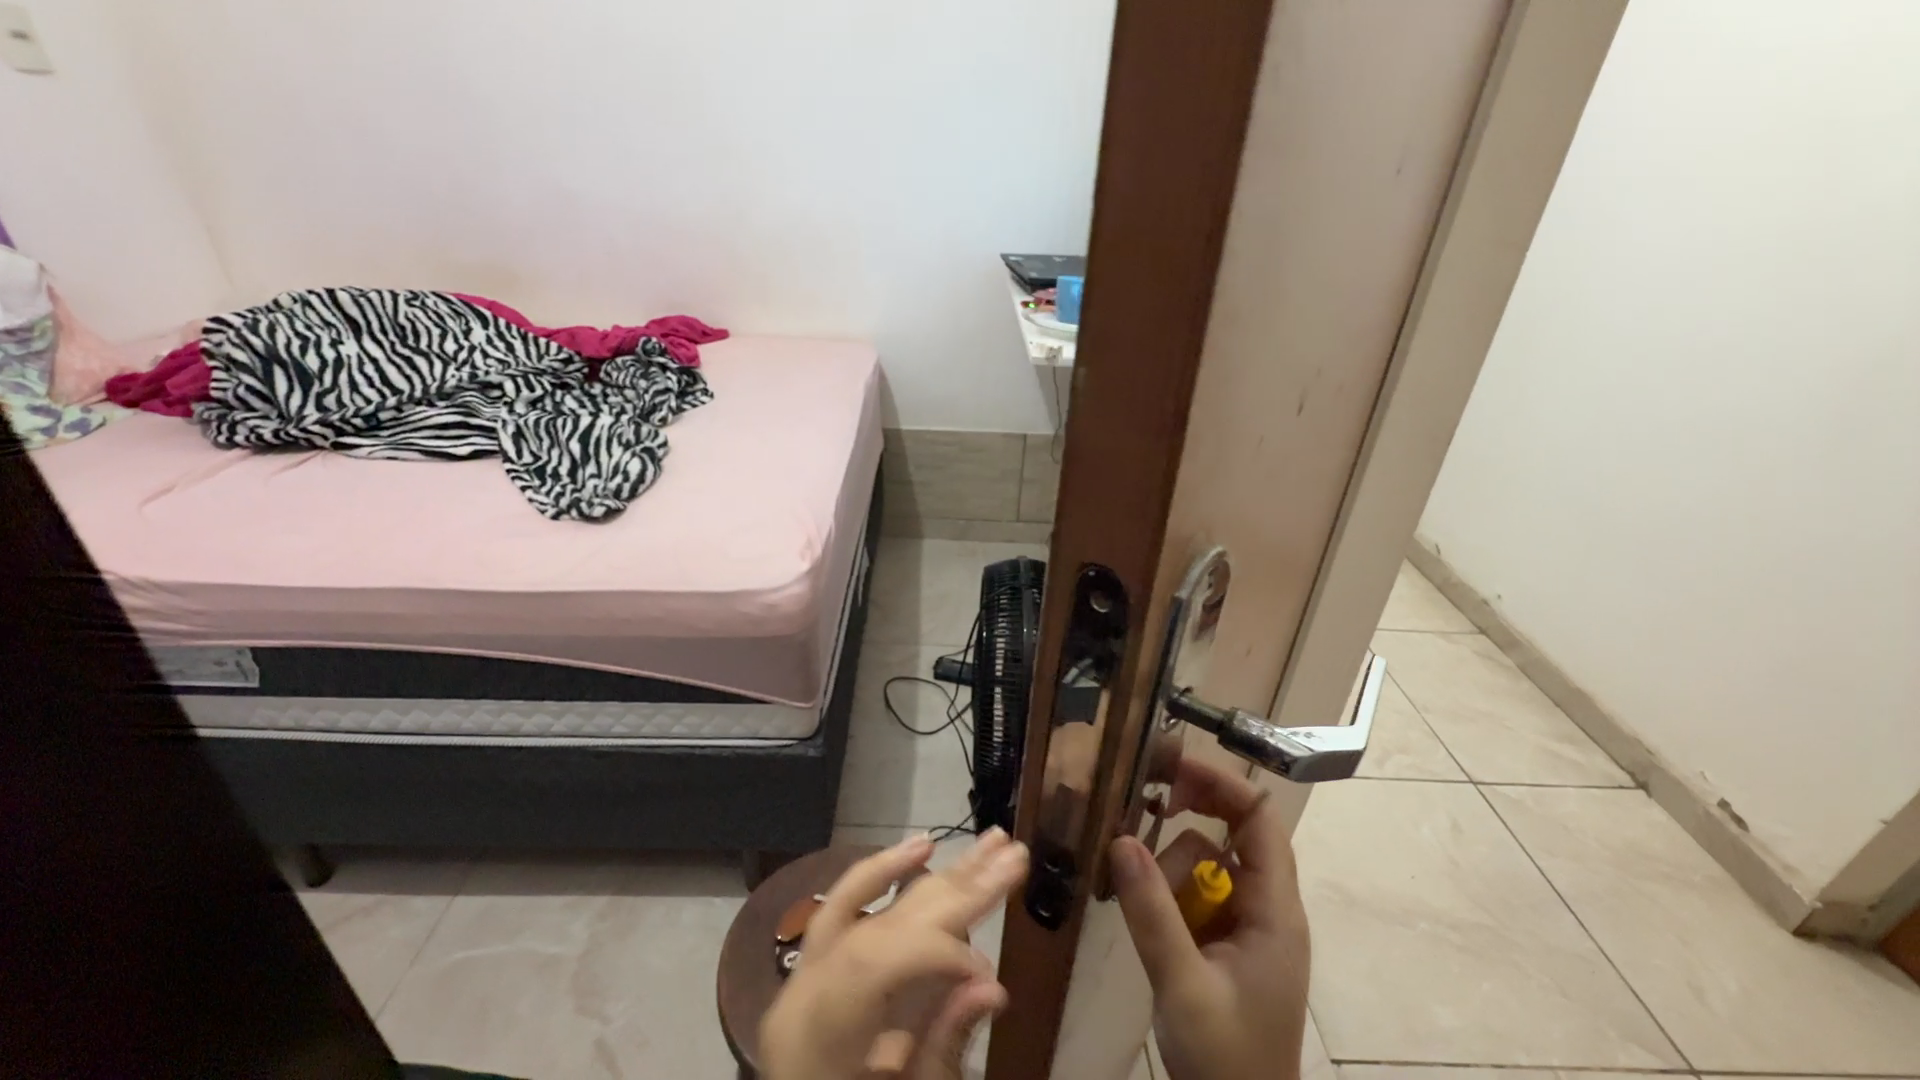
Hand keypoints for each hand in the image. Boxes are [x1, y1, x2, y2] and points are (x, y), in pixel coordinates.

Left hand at [760, 830, 1029, 1079]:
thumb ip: (942, 1046)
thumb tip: (994, 987)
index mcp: (815, 1031)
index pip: (875, 961)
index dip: (938, 951)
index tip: (986, 970)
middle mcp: (804, 987)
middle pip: (885, 921)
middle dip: (956, 889)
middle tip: (1013, 855)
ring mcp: (805, 971)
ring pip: (870, 901)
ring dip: (932, 873)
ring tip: (987, 842)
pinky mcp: (817, 967)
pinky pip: (846, 907)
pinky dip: (885, 876)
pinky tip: (921, 851)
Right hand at [1108, 759, 1310, 1079]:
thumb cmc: (1225, 1057)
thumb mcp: (1182, 985)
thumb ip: (1152, 913)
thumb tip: (1121, 838)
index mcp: (1275, 911)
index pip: (1259, 821)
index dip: (1221, 785)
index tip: (1170, 766)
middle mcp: (1266, 909)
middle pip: (1230, 836)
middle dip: (1186, 823)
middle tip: (1141, 811)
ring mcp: (1246, 928)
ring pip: (1206, 866)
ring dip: (1169, 870)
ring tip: (1138, 903)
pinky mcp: (1224, 946)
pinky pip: (1195, 897)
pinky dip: (1167, 894)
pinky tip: (1142, 913)